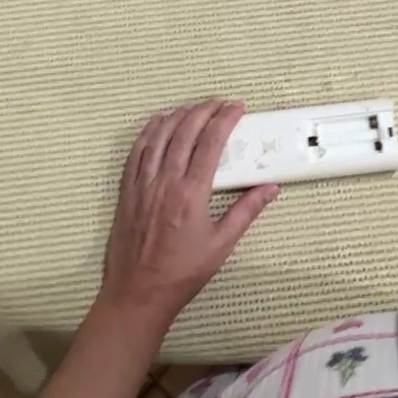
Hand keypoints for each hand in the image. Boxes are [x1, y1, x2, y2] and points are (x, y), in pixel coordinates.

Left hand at [100, 100, 278, 327]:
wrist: (139, 294)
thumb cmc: (182, 273)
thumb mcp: (221, 245)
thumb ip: (246, 211)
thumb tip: (269, 188)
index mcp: (192, 193)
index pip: (211, 142)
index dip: (225, 119)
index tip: (237, 108)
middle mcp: (166, 182)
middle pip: (185, 131)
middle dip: (204, 110)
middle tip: (219, 103)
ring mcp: (143, 184)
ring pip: (159, 136)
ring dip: (177, 116)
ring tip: (192, 107)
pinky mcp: (128, 191)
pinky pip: (136, 152)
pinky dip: (148, 132)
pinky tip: (158, 123)